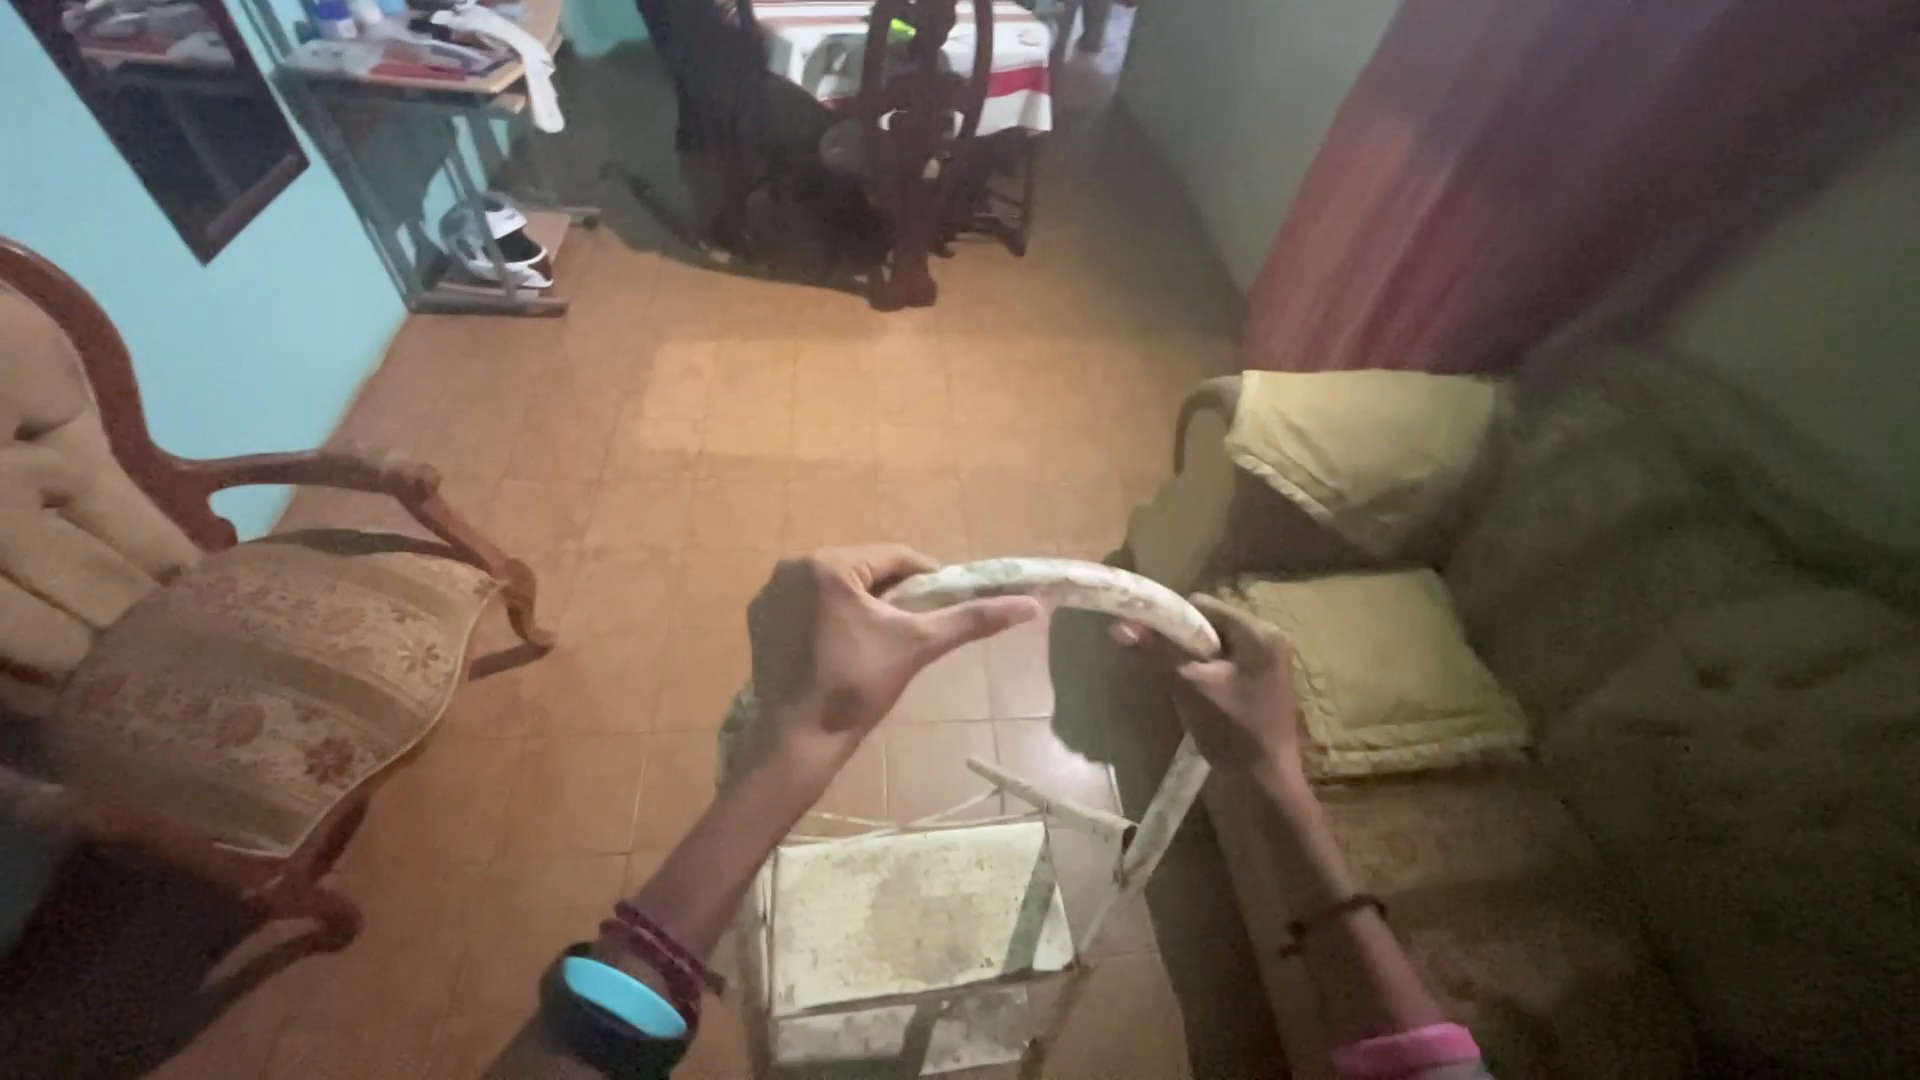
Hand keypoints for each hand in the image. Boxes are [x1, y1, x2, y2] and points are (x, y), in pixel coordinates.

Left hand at [743, 545, 1040, 771]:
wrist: (797, 739)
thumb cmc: (858, 687)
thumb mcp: (918, 646)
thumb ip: (971, 619)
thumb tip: (1030, 606)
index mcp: (830, 564)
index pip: (896, 558)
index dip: (928, 579)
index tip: (945, 603)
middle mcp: (793, 567)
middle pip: (865, 570)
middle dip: (894, 593)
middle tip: (915, 625)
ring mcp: (770, 592)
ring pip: (836, 586)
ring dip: (863, 603)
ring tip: (883, 638)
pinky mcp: (759, 618)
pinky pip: (808, 604)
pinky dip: (829, 616)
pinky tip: (842, 647)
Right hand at [1114, 594, 1303, 778]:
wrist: (1263, 787)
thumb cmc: (1231, 731)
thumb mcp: (1188, 685)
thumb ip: (1156, 651)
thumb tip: (1118, 625)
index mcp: (1260, 633)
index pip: (1203, 605)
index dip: (1172, 619)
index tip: (1153, 643)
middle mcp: (1270, 640)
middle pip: (1209, 623)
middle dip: (1182, 640)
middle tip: (1167, 666)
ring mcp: (1268, 664)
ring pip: (1214, 644)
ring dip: (1191, 658)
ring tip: (1180, 683)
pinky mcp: (1261, 684)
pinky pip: (1224, 662)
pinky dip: (1204, 672)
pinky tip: (1195, 694)